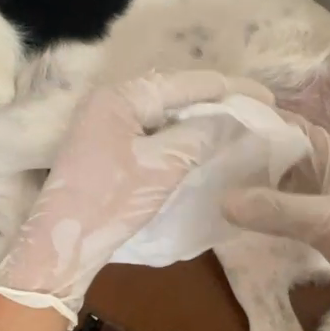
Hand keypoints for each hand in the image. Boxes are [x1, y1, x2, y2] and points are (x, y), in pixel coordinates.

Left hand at [0, 71, 272, 322]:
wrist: (61, 247)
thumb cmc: (109, 202)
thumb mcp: (163, 166)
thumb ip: (201, 135)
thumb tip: (234, 119)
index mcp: (119, 97)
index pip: (185, 83)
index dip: (230, 89)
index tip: (268, 98)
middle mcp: (109, 103)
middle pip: (173, 95)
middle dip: (215, 102)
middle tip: (256, 113)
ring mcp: (104, 127)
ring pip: (163, 116)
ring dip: (198, 121)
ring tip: (237, 128)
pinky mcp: (104, 151)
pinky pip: (151, 134)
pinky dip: (178, 138)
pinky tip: (202, 146)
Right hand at [221, 112, 329, 330]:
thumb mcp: (325, 224)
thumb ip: (275, 210)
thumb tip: (222, 200)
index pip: (285, 124)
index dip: (251, 121)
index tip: (212, 126)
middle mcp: (327, 166)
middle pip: (278, 148)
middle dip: (244, 150)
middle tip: (201, 156)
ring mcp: (325, 192)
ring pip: (279, 175)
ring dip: (251, 177)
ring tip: (210, 179)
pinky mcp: (321, 216)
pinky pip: (283, 200)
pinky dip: (261, 201)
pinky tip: (237, 211)